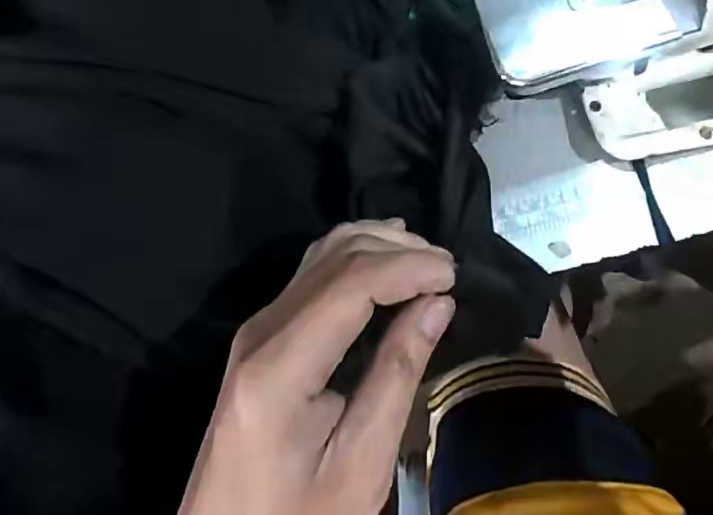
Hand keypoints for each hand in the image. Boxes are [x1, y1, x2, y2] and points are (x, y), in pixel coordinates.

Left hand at [178, 220, 456, 514]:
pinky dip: (356, 254)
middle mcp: (263, 328)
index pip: (350, 282)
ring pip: (324, 253)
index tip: (453, 275)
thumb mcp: (360, 467)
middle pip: (337, 257)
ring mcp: (259, 325)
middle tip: (448, 269)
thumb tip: (438, 304)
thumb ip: (397, 376)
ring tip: (427, 260)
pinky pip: (314, 270)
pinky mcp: (264, 331)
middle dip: (398, 250)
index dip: (406, 266)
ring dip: (379, 245)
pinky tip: (386, 255)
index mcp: (280, 366)